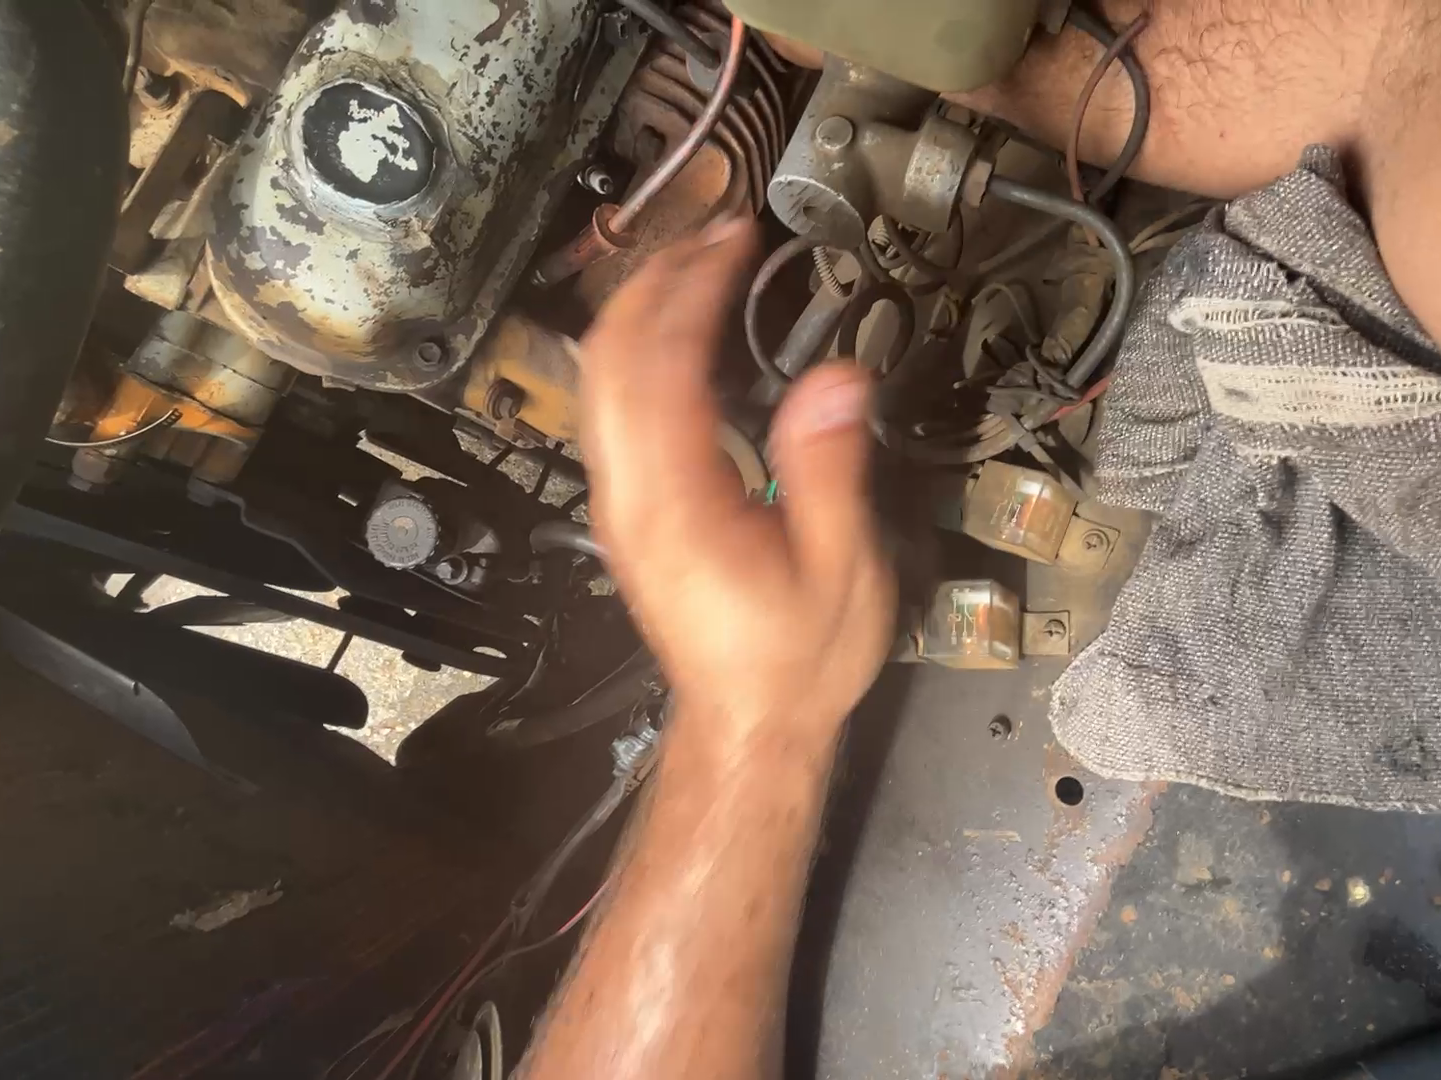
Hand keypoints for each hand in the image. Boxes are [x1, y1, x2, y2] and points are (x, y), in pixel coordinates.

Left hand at [576, 218, 896, 742]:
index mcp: (679, 507)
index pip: (661, 366)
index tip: (732, 241)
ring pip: (601, 381)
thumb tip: (839, 379)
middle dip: (656, 281)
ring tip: (696, 269)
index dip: (692, 288)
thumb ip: (831, 469)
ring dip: (641, 312)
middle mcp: (631, 499)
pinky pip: (616, 413)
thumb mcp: (839, 573)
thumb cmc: (794, 660)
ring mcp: (621, 506)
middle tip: (713, 237)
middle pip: (610, 359)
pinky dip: (639, 358)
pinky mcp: (631, 513)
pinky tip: (677, 341)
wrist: (748, 719)